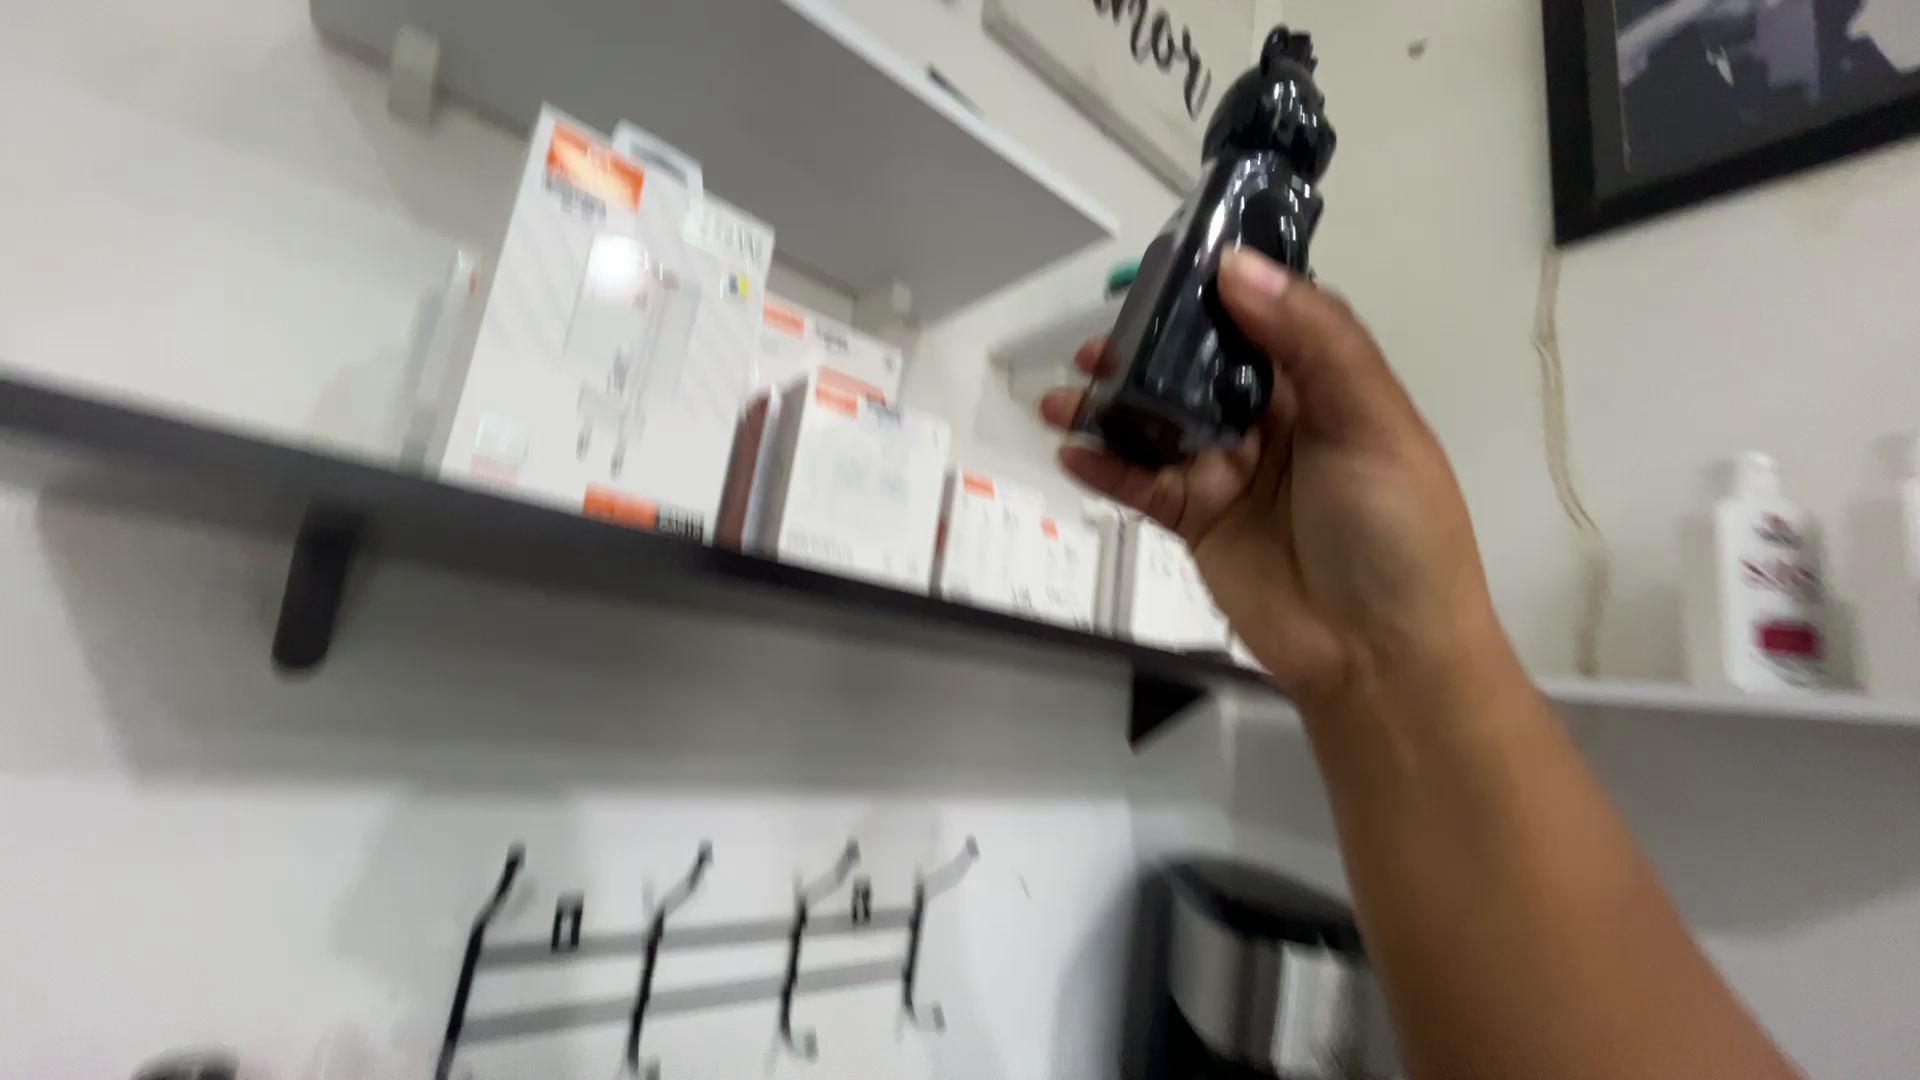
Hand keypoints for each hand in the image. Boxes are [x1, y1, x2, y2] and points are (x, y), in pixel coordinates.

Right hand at [1041, 250, 1502, 708]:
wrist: (1375, 654)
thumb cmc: (1391, 529)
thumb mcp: (1368, 421)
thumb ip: (1310, 340)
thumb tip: (1235, 267)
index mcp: (1320, 386)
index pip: (1258, 321)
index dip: (1210, 293)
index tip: (1158, 272)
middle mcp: (1269, 422)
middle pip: (1195, 372)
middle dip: (1145, 355)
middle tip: (1094, 347)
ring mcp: (1227, 473)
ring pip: (1159, 427)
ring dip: (1111, 411)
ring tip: (1060, 399)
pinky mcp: (1195, 520)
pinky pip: (1143, 486)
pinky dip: (1106, 470)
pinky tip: (1072, 453)